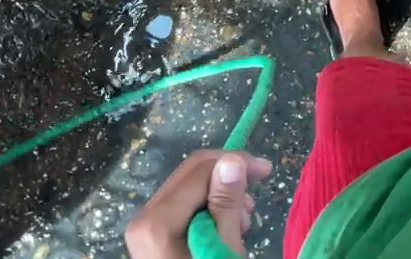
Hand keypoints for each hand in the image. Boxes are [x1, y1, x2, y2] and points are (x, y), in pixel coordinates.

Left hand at [125, 150, 272, 257]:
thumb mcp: (222, 252)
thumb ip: (225, 205)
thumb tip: (231, 160)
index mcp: (157, 221)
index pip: (200, 169)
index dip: (236, 162)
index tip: (266, 171)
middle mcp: (144, 217)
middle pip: (192, 174)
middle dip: (228, 178)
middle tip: (256, 195)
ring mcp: (145, 228)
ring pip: (189, 189)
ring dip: (220, 195)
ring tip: (242, 221)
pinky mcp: (151, 237)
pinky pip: (183, 207)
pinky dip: (208, 209)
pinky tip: (224, 229)